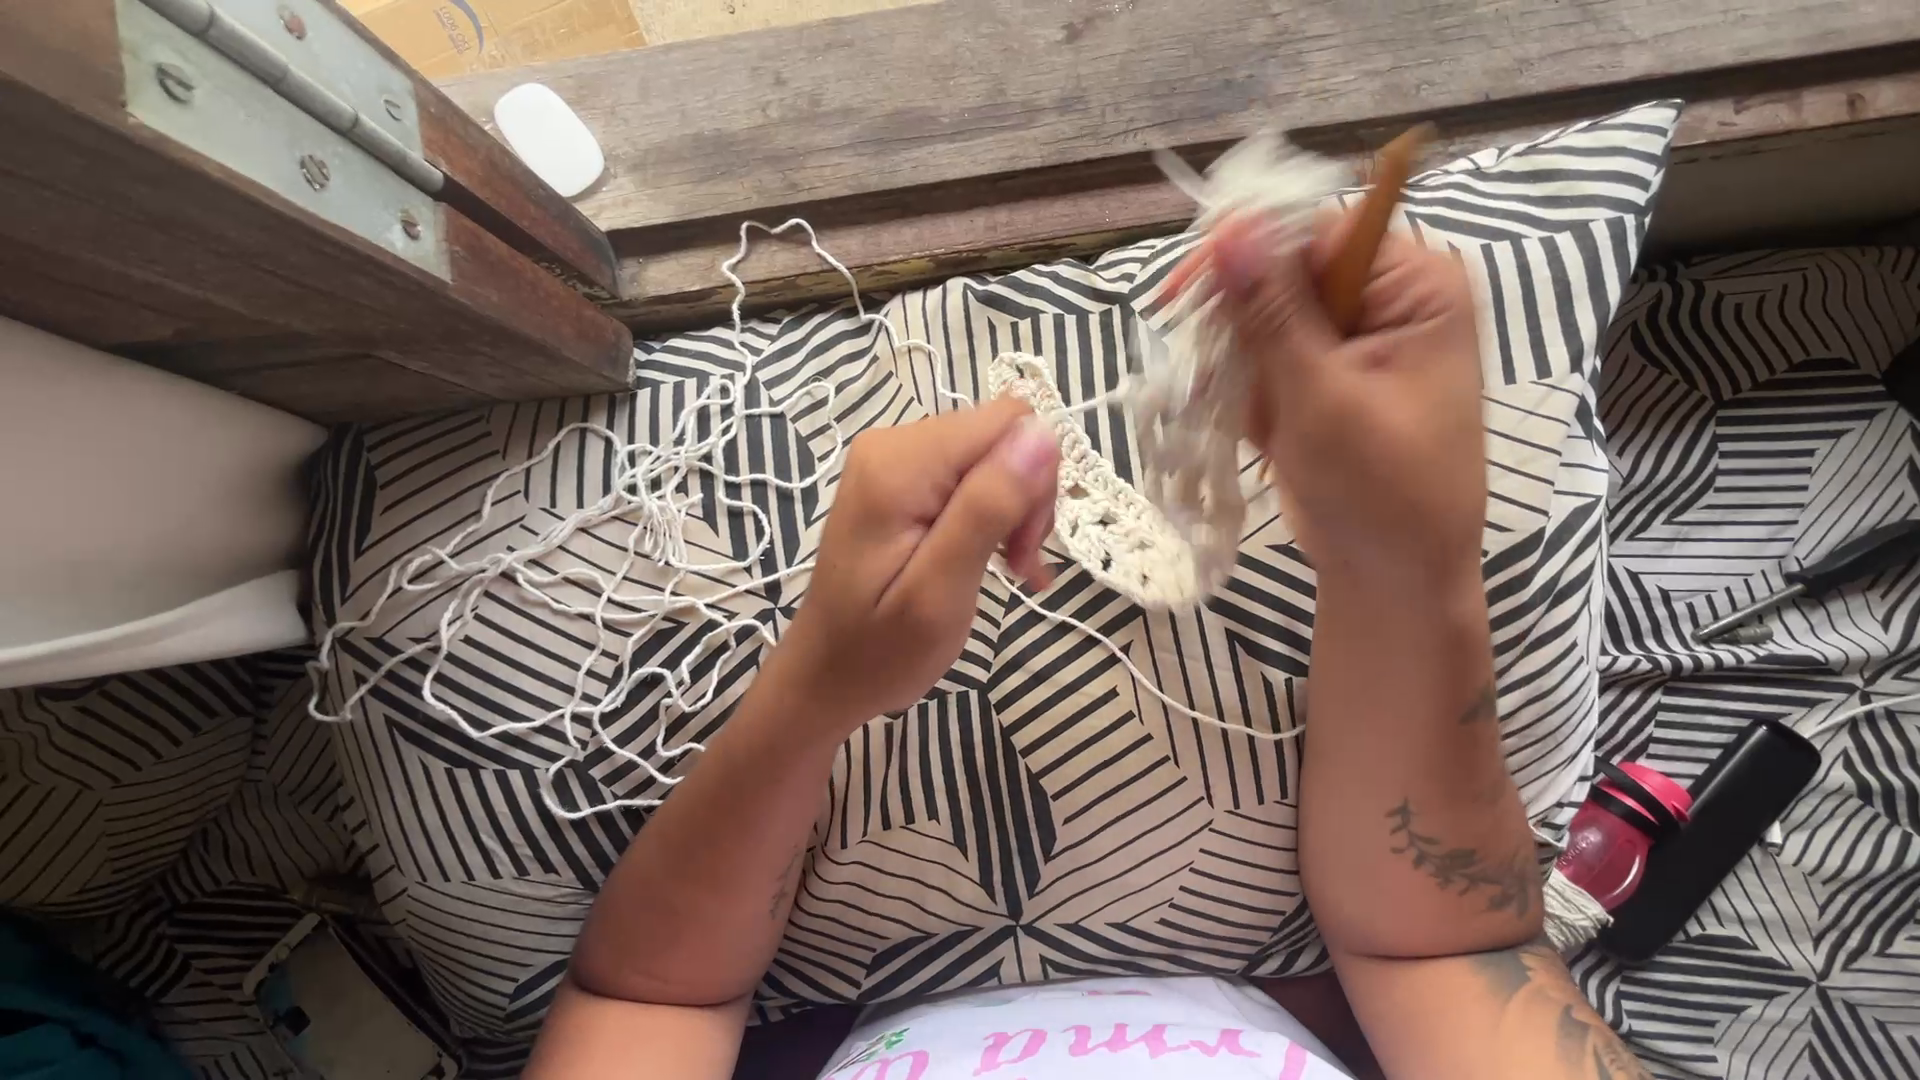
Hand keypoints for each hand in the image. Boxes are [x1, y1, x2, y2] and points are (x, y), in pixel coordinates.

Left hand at [768, 399, 1058, 729]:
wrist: (827, 675)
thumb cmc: (881, 650)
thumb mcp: (941, 589)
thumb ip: (987, 508)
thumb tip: (1041, 434)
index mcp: (901, 463)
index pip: (1009, 423)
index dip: (1034, 481)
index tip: (1021, 546)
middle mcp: (895, 443)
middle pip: (1002, 436)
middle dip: (1024, 499)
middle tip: (1014, 563)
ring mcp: (896, 459)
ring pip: (994, 456)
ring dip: (1012, 512)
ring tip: (1006, 567)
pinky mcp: (903, 480)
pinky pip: (971, 475)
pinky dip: (993, 515)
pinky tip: (998, 559)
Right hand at [1168, 210, 1486, 590]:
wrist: (1390, 571)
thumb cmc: (1380, 488)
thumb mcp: (1323, 396)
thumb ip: (1274, 313)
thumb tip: (1230, 230)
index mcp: (1413, 286)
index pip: (1316, 231)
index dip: (1248, 250)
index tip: (1184, 289)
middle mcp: (1383, 300)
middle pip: (1283, 272)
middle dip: (1239, 325)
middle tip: (1208, 373)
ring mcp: (1347, 341)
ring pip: (1261, 319)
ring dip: (1238, 367)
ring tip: (1251, 418)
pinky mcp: (1318, 377)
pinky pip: (1262, 359)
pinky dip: (1244, 392)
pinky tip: (1258, 431)